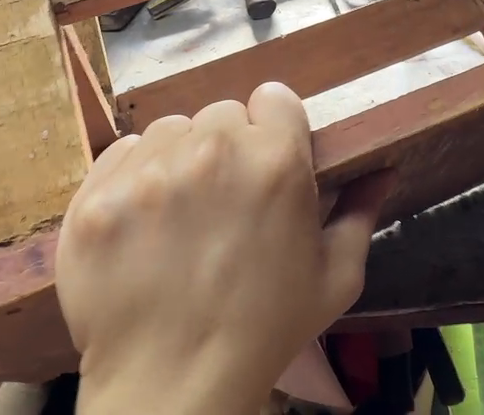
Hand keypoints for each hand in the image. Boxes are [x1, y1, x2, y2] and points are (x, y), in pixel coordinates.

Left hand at [57, 82, 388, 414]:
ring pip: (169, 130)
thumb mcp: (334, 277)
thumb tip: (384, 169)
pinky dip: (132, 177)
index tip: (266, 157)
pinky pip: (121, 155)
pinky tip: (142, 220)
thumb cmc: (266, 331)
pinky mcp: (98, 196)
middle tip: (224, 197)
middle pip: (221, 113)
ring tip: (180, 211)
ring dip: (179, 157)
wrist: (173, 388)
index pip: (273, 98)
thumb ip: (360, 212)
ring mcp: (148, 171)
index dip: (273, 127)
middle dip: (228, 145)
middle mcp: (212, 150)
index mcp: (276, 161)